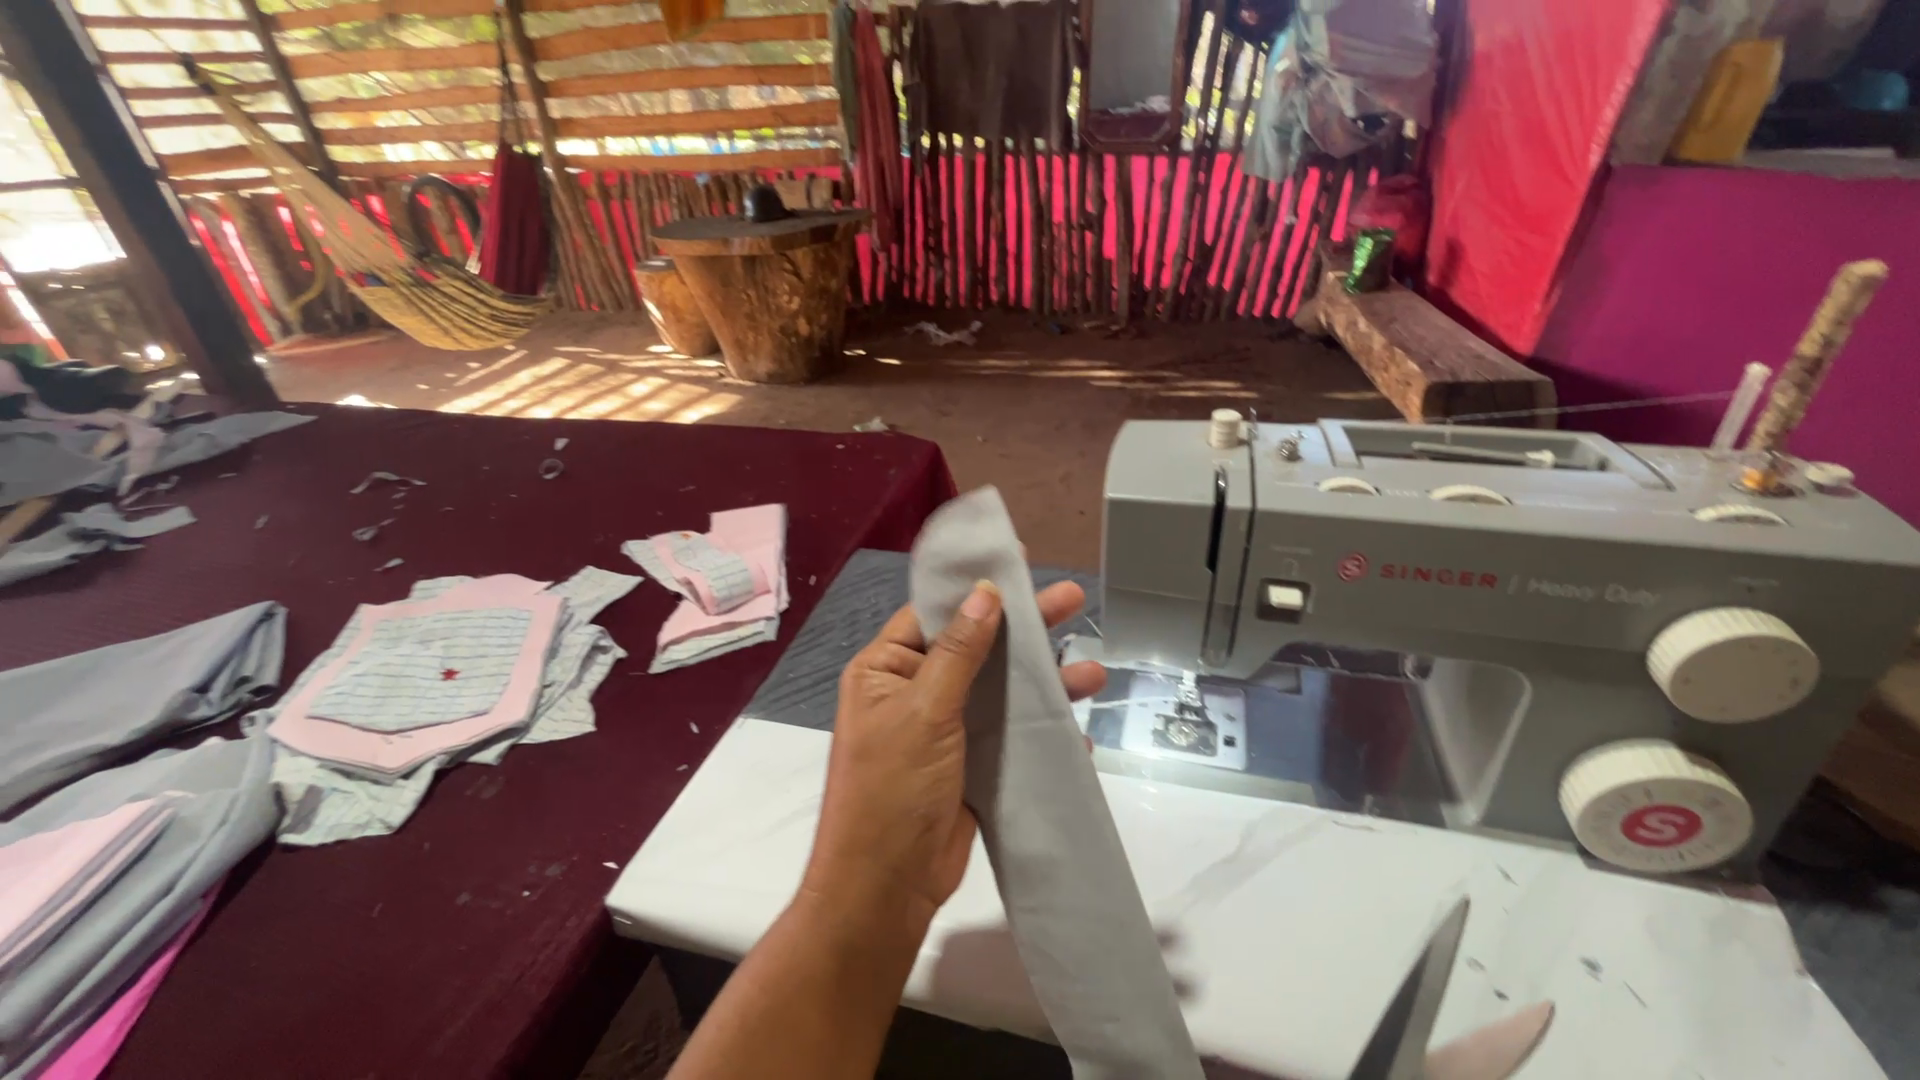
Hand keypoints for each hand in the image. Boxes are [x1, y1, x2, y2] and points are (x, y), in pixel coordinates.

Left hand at [800, 580, 1106, 931]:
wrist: (887, 886)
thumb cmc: (892, 788)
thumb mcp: (924, 711)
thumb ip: (959, 653)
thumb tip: (983, 594)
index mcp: (886, 670)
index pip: (934, 614)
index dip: (975, 588)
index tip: (1016, 562)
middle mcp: (915, 691)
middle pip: (977, 646)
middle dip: (1024, 626)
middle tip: (1074, 599)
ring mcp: (946, 728)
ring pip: (1000, 690)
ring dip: (1043, 680)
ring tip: (1094, 671)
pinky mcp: (971, 763)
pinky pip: (1009, 732)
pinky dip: (1040, 728)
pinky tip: (1076, 727)